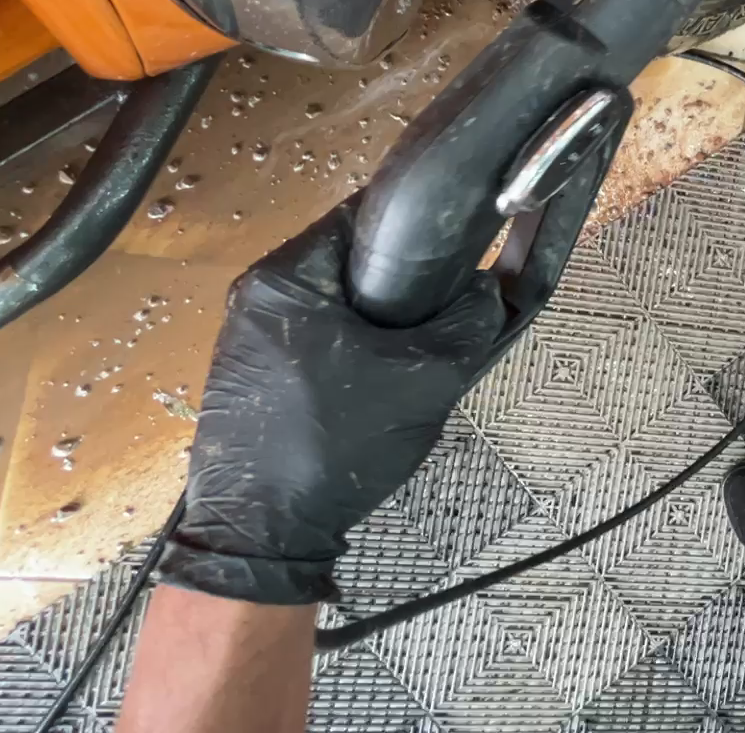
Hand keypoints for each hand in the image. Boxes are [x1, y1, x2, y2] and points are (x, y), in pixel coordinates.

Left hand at [158, 202, 504, 604]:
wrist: (265, 533)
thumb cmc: (340, 441)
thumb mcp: (431, 376)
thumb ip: (473, 319)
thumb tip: (492, 285)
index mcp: (287, 277)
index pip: (368, 212)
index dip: (427, 222)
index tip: (470, 239)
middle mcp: (260, 292)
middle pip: (359, 254)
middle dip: (414, 272)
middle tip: (457, 297)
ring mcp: (252, 330)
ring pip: (348, 292)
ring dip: (392, 306)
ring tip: (432, 334)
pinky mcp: (259, 363)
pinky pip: (329, 324)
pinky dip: (367, 332)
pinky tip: (393, 363)